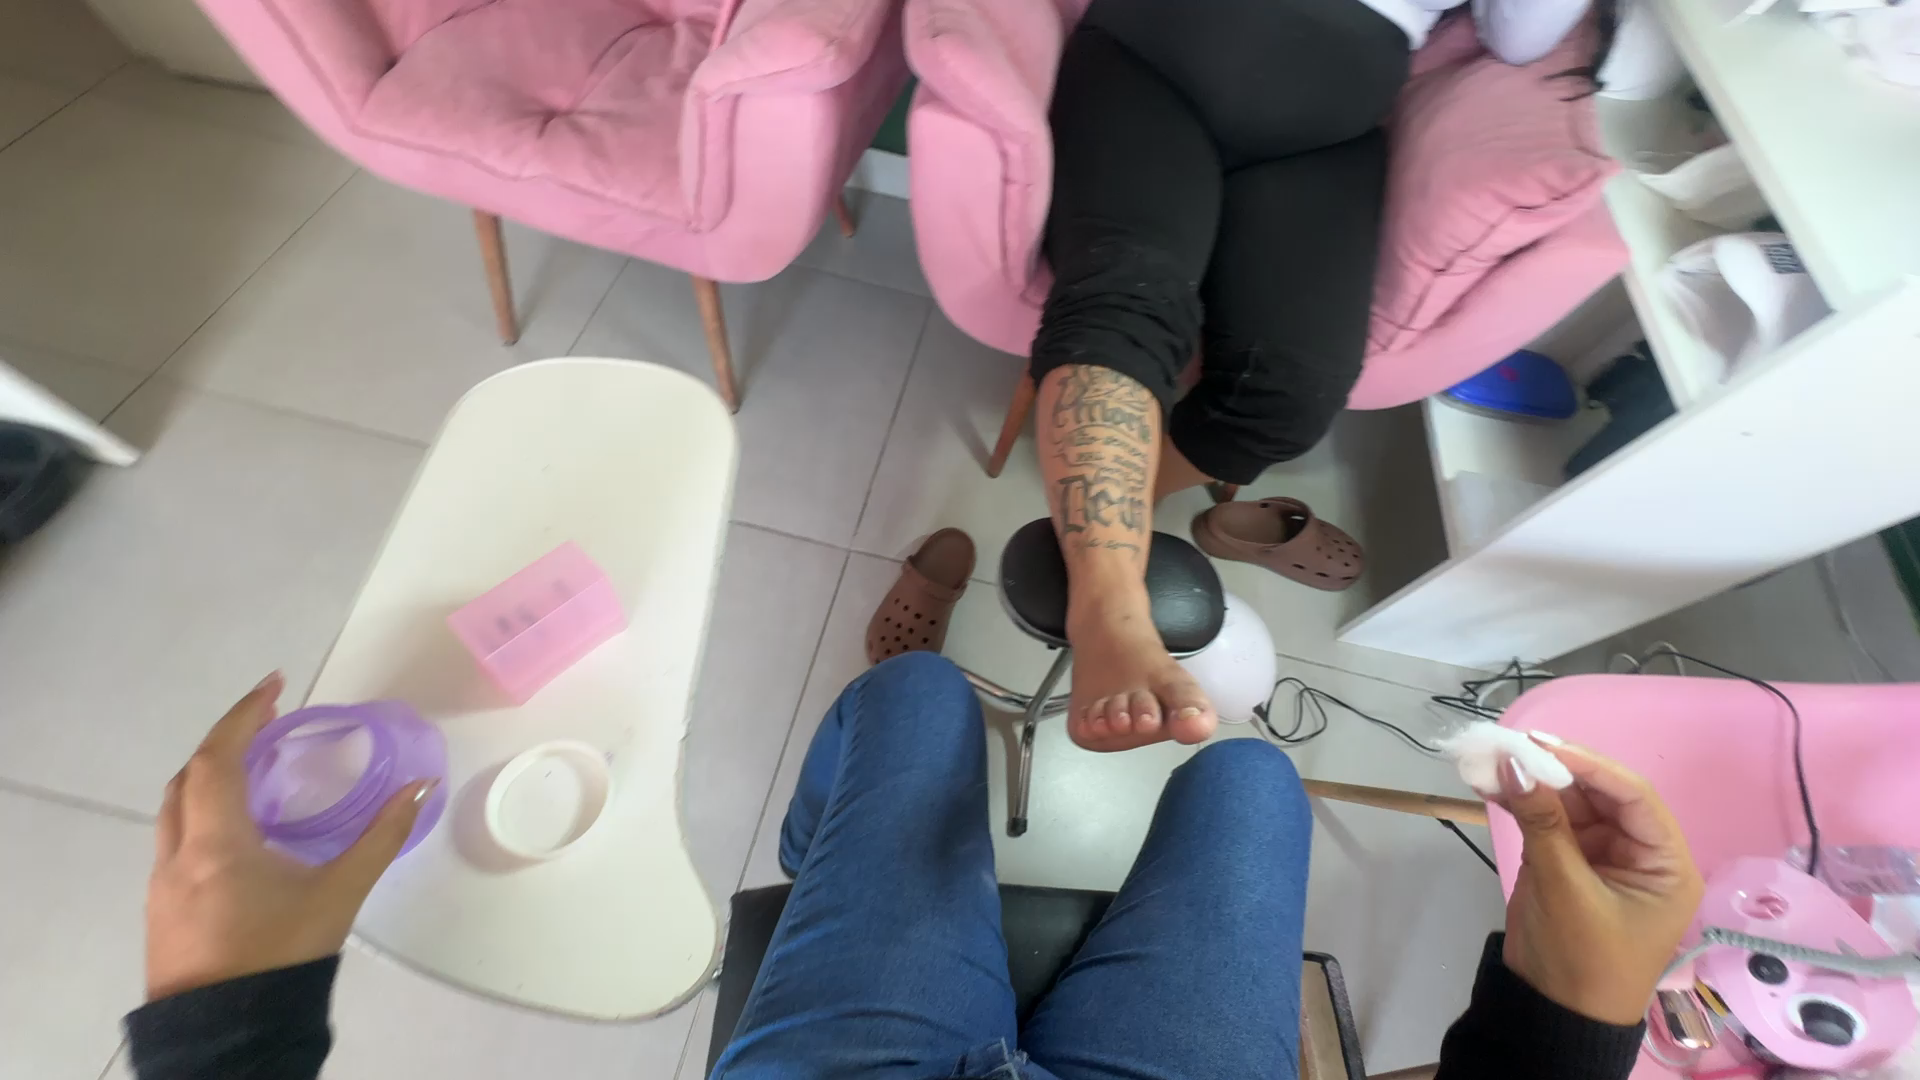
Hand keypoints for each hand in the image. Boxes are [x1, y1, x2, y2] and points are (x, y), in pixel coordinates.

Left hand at [145, 672, 435, 1000]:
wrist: (228, 1026)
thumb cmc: (284, 949)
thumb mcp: (344, 888)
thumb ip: (385, 833)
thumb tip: (424, 784)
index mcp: (216, 846)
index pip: (217, 763)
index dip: (243, 718)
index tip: (275, 685)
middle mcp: (178, 855)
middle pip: (187, 778)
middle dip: (228, 737)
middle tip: (273, 714)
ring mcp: (164, 880)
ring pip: (176, 806)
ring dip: (214, 770)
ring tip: (262, 755)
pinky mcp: (166, 900)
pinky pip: (180, 831)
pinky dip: (210, 801)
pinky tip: (248, 812)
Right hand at [1486, 736, 1703, 1026]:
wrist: (1552, 1004)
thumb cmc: (1580, 955)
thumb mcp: (1563, 886)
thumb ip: (1541, 820)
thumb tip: (1512, 761)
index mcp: (1664, 865)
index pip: (1633, 797)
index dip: (1589, 765)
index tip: (1538, 743)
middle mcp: (1636, 852)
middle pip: (1598, 793)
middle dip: (1552, 767)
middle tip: (1506, 745)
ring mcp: (1598, 853)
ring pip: (1566, 800)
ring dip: (1529, 779)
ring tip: (1488, 759)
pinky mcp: (1564, 856)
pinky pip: (1543, 815)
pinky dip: (1516, 798)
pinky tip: (1487, 784)